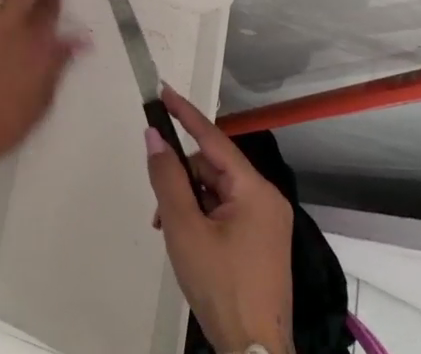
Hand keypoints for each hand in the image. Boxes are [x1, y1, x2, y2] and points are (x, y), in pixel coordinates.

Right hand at [146, 86, 294, 353]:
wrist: (252, 346)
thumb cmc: (219, 282)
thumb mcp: (183, 226)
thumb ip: (167, 177)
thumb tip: (154, 136)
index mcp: (255, 192)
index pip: (213, 140)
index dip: (184, 114)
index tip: (161, 91)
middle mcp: (266, 200)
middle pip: (211, 167)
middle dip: (180, 178)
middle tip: (158, 207)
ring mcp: (266, 222)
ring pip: (213, 190)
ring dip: (186, 201)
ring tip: (169, 231)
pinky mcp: (260, 241)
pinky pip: (223, 210)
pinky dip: (199, 216)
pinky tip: (185, 239)